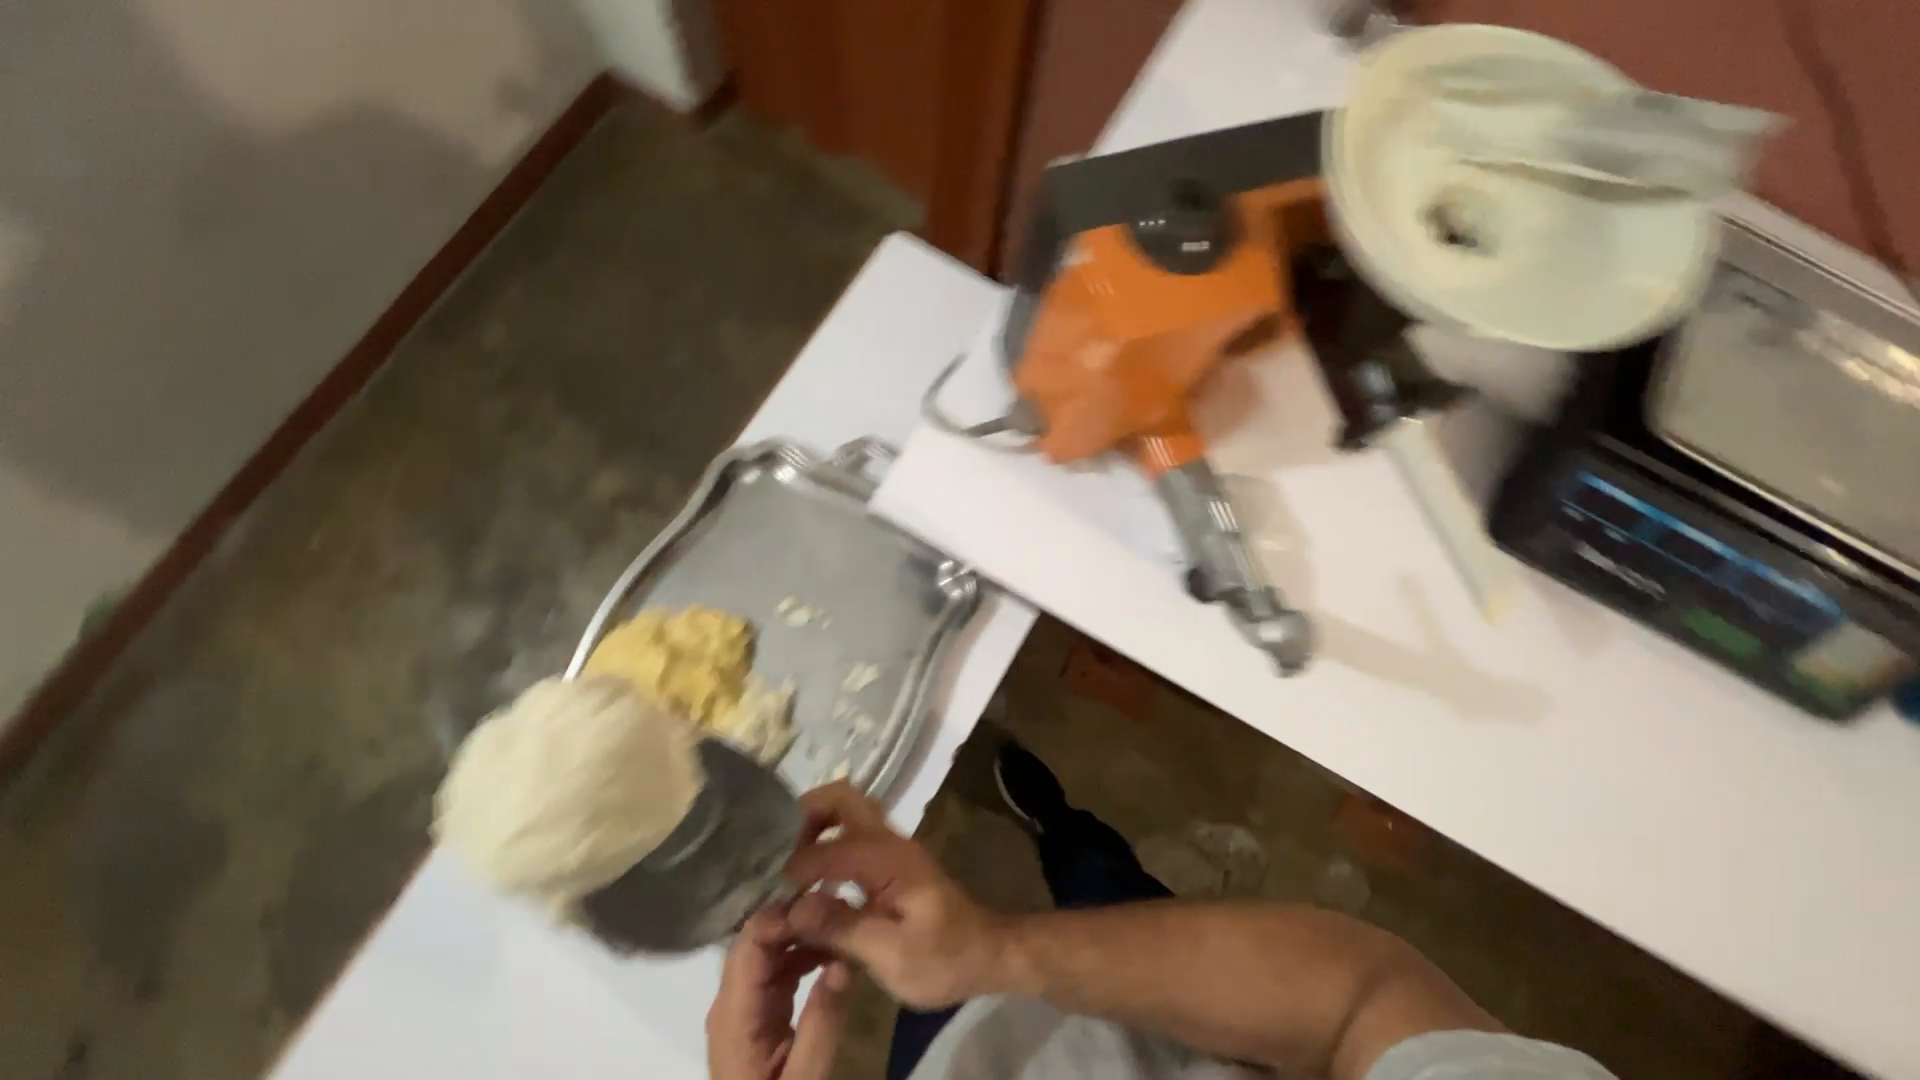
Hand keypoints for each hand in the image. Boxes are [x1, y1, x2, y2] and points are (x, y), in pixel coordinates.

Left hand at [707, 908, 849, 1079]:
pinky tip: (832, 954)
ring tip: (842, 924)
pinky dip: (801, 957)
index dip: (783, 915)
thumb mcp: (806, 1078)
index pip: (750, 944)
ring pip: (766, 953)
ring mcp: (741, 1010)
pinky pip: (775, 973)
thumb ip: (823, 1022)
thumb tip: (844, 961)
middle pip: (755, 941)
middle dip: (795, 917)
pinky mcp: (755, 1018)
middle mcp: (729, 1004)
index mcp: (734, 1015)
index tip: (827, 900)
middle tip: (840, 903)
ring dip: (800, 935)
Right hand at [782, 783, 1007, 1009]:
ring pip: (845, 811)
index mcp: (890, 859)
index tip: (766, 888)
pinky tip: (806, 881)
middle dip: (803, 815)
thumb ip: (843, 927)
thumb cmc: (945, 958)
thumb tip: (794, 906)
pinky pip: (850, 836)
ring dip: (812, 827)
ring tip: (782, 866)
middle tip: (774, 854)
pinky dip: (824, 844)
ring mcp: (891, 849)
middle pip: (841, 798)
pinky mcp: (890, 863)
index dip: (795, 865)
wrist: (988, 954)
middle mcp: (889, 841)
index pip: (831, 846)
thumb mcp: (893, 956)